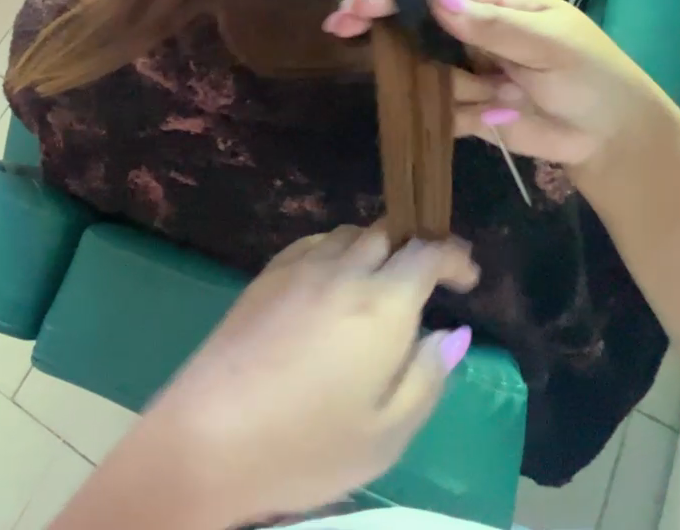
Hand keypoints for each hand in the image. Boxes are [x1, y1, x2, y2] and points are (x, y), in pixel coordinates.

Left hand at [124, 226, 478, 525]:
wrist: (211, 435)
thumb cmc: (310, 445)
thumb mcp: (389, 431)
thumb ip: (428, 375)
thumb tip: (453, 332)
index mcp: (381, 303)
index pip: (426, 252)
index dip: (454, 257)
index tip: (469, 277)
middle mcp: (341, 271)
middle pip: (386, 233)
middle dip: (415, 246)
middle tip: (431, 278)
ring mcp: (296, 268)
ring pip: (347, 234)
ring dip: (375, 246)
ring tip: (384, 282)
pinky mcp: (263, 277)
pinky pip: (312, 244)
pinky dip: (336, 251)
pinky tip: (335, 283)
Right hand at [323, 0, 670, 169]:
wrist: (614, 140)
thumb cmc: (594, 78)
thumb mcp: (552, 46)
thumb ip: (494, 25)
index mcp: (492, 2)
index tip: (356, 3)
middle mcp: (470, 32)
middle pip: (410, 24)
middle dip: (383, 29)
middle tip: (339, 26)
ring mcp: (465, 71)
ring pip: (423, 74)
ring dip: (452, 88)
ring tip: (502, 98)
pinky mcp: (465, 110)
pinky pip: (437, 110)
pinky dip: (458, 116)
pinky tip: (497, 115)